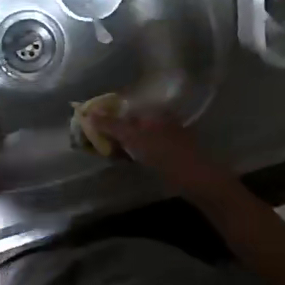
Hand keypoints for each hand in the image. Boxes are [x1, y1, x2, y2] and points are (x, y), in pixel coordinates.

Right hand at [87, 109, 229, 196]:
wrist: (196, 179)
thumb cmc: (164, 154)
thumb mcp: (134, 138)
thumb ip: (111, 125)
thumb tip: (87, 113)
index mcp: (152, 110)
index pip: (124, 106)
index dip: (106, 114)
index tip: (89, 124)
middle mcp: (159, 118)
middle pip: (130, 120)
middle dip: (112, 129)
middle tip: (94, 140)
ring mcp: (165, 135)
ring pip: (136, 135)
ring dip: (122, 142)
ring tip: (105, 151)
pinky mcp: (168, 152)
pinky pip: (144, 147)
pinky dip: (132, 151)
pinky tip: (124, 159)